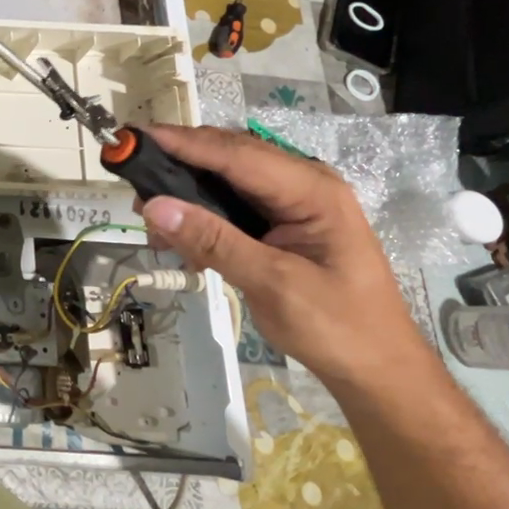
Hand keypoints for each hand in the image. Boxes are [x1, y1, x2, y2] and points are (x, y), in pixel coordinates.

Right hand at [136, 125, 433, 387]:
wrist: (379, 372)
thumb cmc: (337, 327)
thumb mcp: (273, 284)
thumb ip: (213, 241)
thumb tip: (153, 206)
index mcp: (312, 190)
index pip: (235, 153)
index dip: (183, 143)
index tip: (134, 137)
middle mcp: (302, 184)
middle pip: (228, 156)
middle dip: (178, 162)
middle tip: (130, 174)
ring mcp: (292, 202)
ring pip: (225, 178)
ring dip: (185, 191)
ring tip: (148, 213)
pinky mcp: (281, 222)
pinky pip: (231, 203)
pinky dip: (200, 214)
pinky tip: (178, 237)